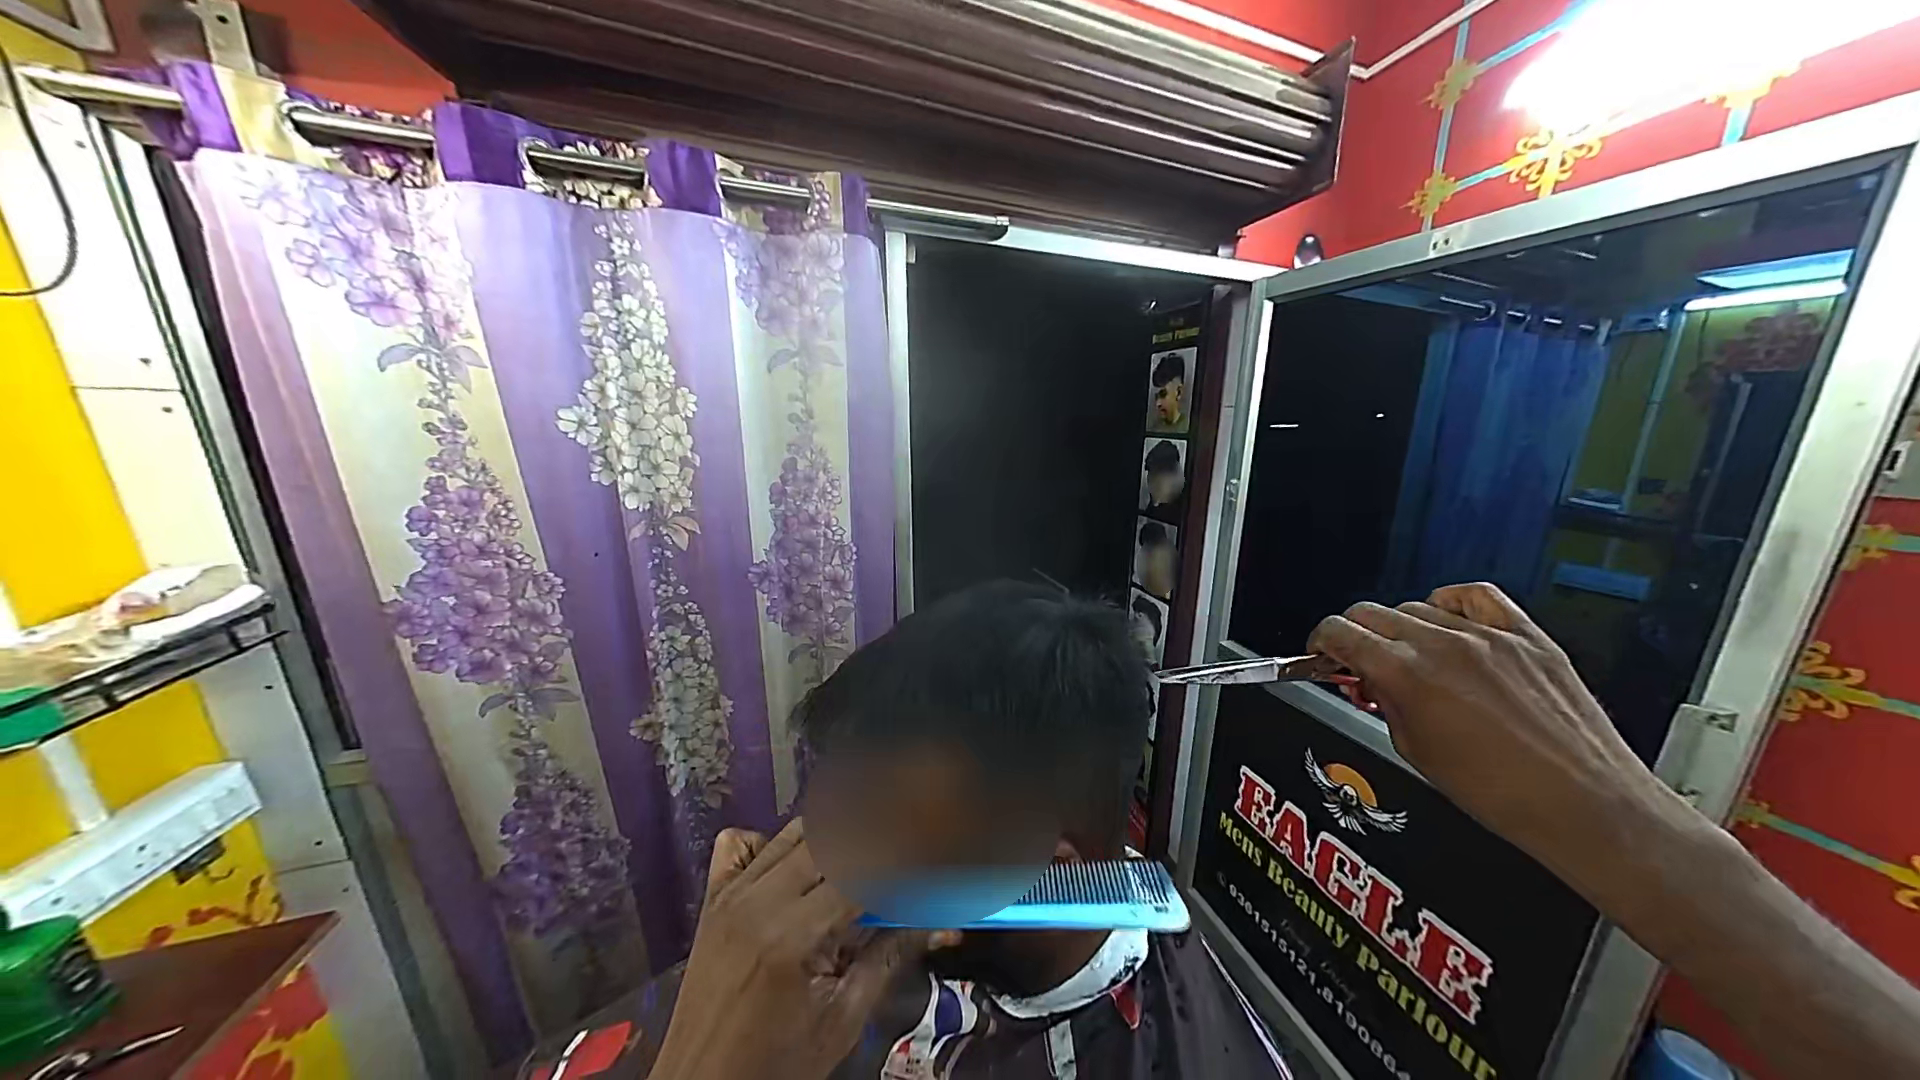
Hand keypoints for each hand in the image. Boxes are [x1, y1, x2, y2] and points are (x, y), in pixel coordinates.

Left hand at [650, 819, 932, 1079]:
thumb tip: (940, 924)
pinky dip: (771, 843)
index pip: (862, 873)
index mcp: (793, 936)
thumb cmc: (776, 1065)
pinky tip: (793, 870)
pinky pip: (741, 843)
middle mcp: (759, 901)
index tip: (922, 863)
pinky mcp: (712, 897)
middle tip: (891, 868)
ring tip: (853, 869)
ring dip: (831, 841)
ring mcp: (731, 894)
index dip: (898, 866)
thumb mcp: (843, 1019)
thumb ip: (890, 957)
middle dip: (870, 849)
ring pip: (794, 832)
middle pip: (831, 841)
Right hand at [1306, 582, 1688, 892]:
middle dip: (1353, 634)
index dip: (1321, 641)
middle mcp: (1443, 645)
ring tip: (1410, 657)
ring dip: (1399, 628)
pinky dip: (1451, 603)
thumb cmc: (1506, 793)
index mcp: (1405, 674)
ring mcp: (1487, 637)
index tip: (1323, 652)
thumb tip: (1368, 679)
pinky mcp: (1526, 638)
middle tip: (1359, 661)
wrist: (1585, 807)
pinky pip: (1476, 596)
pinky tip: (1449, 623)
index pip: (1339, 631)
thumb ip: (1381, 701)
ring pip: (1415, 606)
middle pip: (1369, 612)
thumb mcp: (1413, 749)